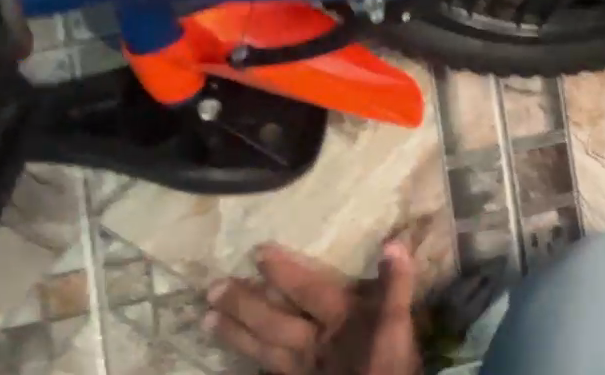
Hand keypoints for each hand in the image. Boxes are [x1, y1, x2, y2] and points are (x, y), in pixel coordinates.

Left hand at [205, 242, 421, 374]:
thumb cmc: (389, 364)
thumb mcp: (399, 323)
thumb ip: (397, 284)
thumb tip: (392, 243)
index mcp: (338, 320)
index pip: (306, 290)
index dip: (284, 271)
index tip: (257, 252)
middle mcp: (311, 343)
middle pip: (272, 322)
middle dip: (244, 304)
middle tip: (212, 288)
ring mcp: (298, 369)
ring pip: (261, 349)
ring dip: (233, 334)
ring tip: (205, 319)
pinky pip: (265, 372)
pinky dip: (248, 364)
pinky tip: (233, 363)